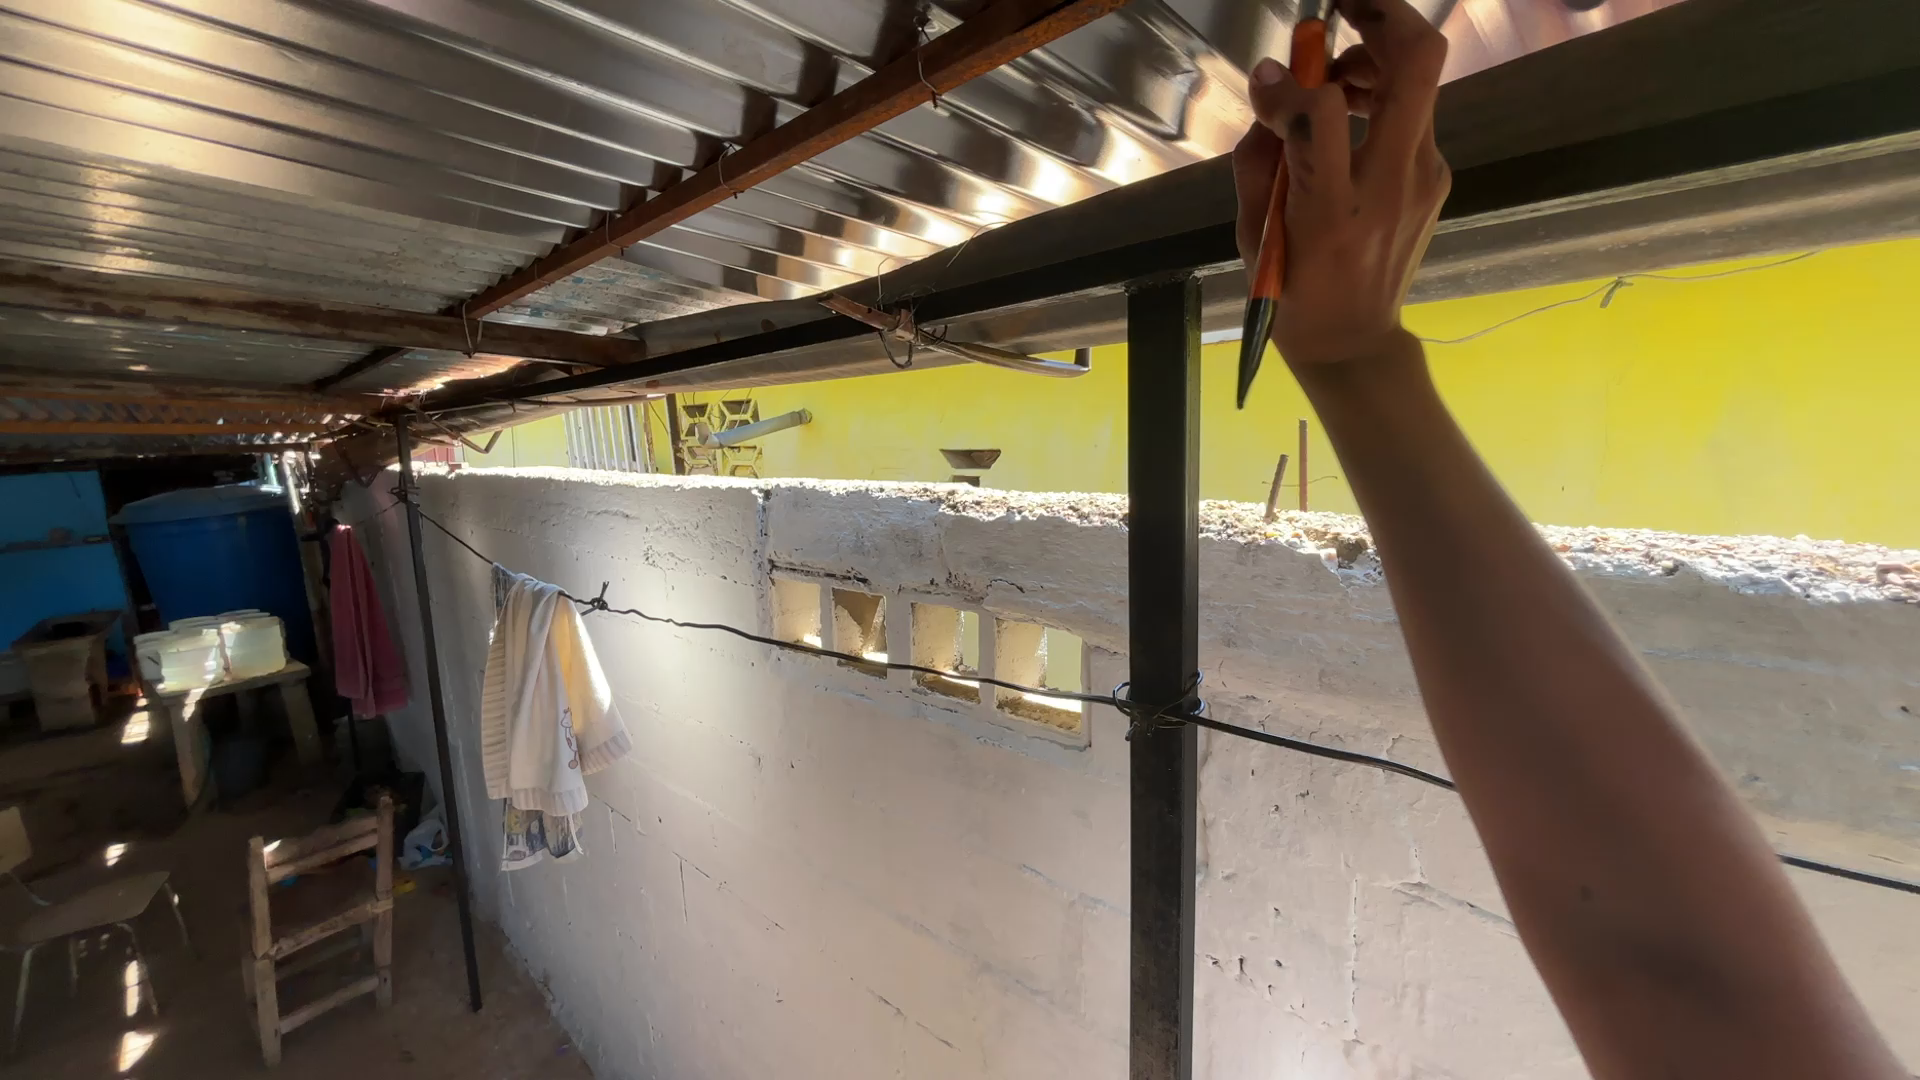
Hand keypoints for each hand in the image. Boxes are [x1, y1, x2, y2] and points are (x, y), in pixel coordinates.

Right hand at [1233, 0, 1451, 368]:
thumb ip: (1256, 167)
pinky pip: (1411, 117)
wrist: (1353, 341)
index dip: (1290, 84)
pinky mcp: (1436, 177)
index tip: (1265, 79)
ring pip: (1418, 83)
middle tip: (1342, 5)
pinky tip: (1349, 126)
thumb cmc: (1290, 297)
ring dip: (1376, 60)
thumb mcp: (1252, 241)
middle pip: (1415, 62)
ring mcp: (1424, 177)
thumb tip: (1268, 106)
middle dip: (1382, 14)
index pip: (1321, 114)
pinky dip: (1378, 103)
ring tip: (1334, 80)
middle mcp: (1390, 184)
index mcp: (1331, 211)